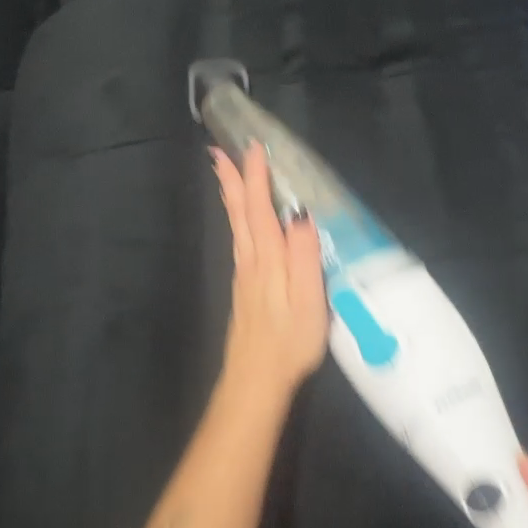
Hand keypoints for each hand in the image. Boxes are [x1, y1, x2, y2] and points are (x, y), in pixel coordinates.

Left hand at [210, 142, 327, 399]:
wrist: (256, 381)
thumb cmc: (289, 342)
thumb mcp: (309, 301)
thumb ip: (305, 256)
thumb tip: (300, 214)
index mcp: (268, 260)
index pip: (259, 209)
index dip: (256, 177)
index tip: (253, 147)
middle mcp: (251, 262)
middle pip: (240, 213)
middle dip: (232, 180)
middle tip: (218, 150)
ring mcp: (244, 277)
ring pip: (237, 227)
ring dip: (231, 197)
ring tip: (224, 174)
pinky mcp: (244, 291)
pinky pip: (241, 242)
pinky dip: (239, 221)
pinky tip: (243, 224)